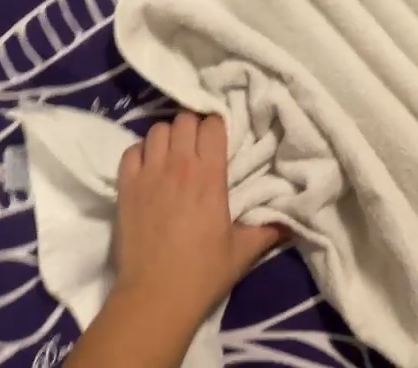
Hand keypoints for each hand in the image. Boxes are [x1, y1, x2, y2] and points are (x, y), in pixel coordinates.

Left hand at [112, 113, 286, 325]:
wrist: (155, 297)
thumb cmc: (202, 273)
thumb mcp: (242, 252)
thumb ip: (267, 230)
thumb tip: (291, 221)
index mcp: (209, 175)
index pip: (212, 125)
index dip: (217, 128)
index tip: (219, 141)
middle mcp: (179, 165)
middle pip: (185, 119)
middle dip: (193, 128)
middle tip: (196, 147)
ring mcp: (149, 173)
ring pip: (157, 129)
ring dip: (167, 138)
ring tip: (172, 155)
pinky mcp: (126, 185)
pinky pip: (131, 150)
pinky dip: (140, 153)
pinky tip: (148, 168)